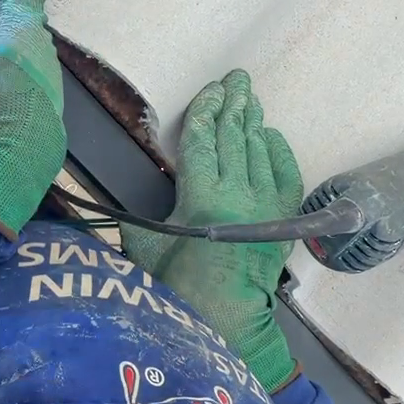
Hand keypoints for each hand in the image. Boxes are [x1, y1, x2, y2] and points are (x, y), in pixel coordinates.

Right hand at [0, 0, 65, 235]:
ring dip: (11, 62)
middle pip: (29, 28)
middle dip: (12, 24)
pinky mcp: (45, 116)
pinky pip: (26, 94)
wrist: (17, 146)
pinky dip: (11, 92)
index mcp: (24, 24)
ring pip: (30, 63)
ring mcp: (49, 85)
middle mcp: (44, 50)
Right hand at [122, 70, 304, 391]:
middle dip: (235, 104)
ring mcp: (266, 205)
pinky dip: (279, 152)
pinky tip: (271, 136)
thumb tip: (118, 207)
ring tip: (251, 98)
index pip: (203, 140)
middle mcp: (239, 193)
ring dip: (254, 122)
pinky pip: (286, 175)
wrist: (229, 324)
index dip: (206, 110)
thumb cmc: (181, 291)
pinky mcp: (284, 219)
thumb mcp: (145, 251)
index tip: (212, 88)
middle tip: (238, 78)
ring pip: (260, 151)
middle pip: (236, 137)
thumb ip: (137, 219)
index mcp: (201, 197)